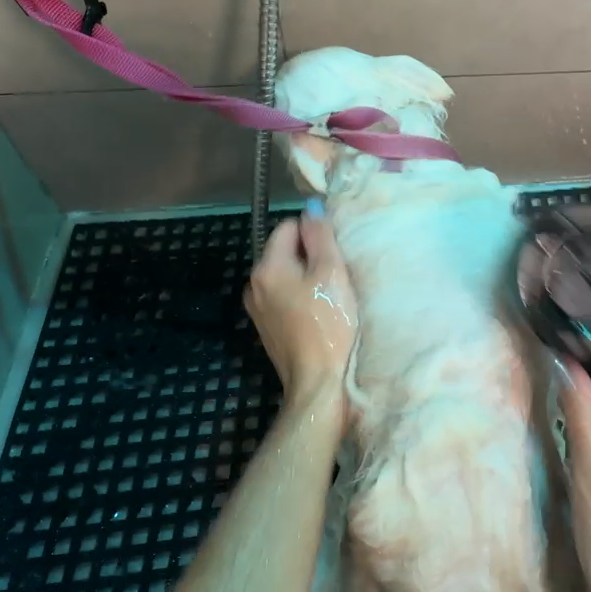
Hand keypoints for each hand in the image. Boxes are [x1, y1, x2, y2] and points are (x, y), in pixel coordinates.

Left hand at [245, 208, 357, 408]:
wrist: (318, 384)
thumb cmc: (330, 323)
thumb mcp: (332, 272)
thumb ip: (321, 235)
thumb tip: (311, 207)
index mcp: (267, 267)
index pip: (289, 227)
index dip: (315, 234)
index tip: (335, 253)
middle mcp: (254, 284)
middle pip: (285, 250)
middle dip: (310, 255)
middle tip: (337, 274)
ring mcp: (257, 308)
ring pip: (286, 274)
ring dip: (307, 277)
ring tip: (330, 294)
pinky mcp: (267, 327)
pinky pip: (284, 296)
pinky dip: (301, 296)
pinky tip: (319, 312)